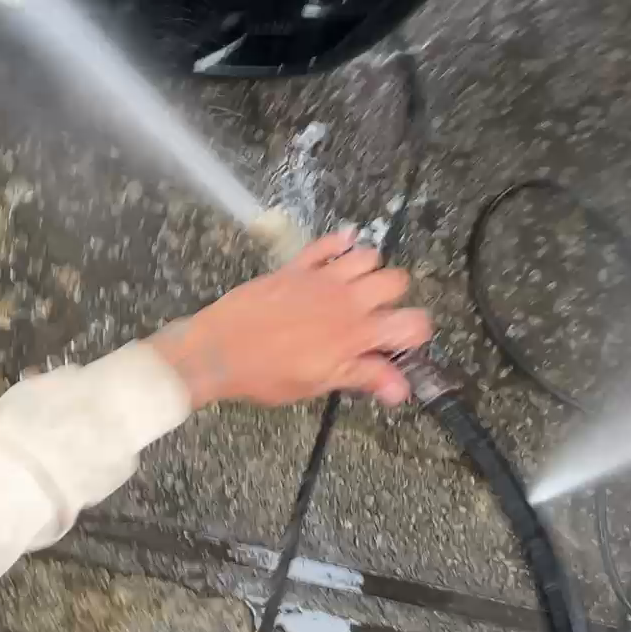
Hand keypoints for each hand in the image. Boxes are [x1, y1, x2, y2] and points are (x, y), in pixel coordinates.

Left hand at [145, 229, 432, 408]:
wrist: (216, 351)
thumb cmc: (262, 375)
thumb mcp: (314, 384)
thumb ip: (361, 377)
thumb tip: (400, 389)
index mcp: (354, 335)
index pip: (411, 323)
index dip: (414, 333)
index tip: (400, 342)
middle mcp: (344, 301)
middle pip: (396, 281)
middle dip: (392, 298)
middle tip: (373, 315)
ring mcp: (319, 279)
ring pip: (368, 256)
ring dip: (368, 270)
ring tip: (353, 289)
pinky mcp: (295, 267)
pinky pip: (328, 243)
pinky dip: (339, 242)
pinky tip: (341, 248)